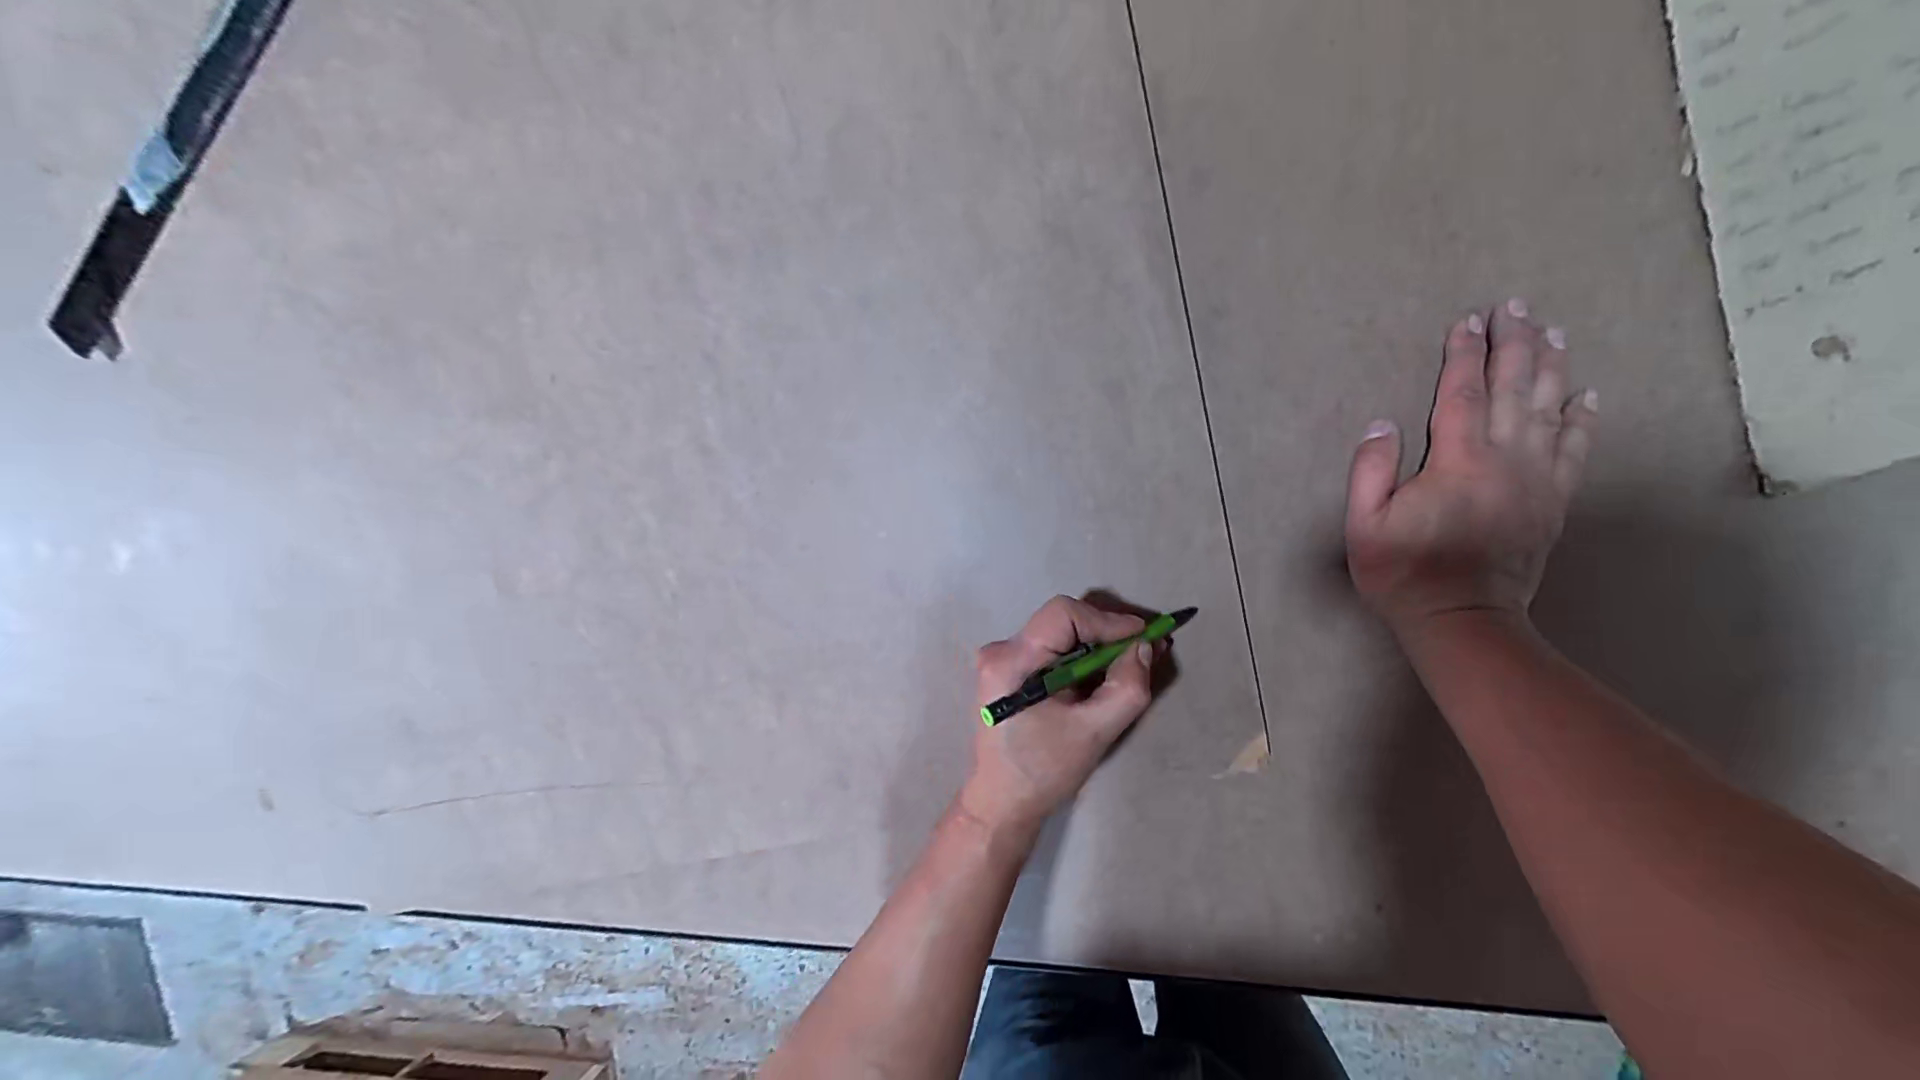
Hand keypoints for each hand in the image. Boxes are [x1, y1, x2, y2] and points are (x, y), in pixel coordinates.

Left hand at [960, 596, 1159, 835]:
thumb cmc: (1044, 772)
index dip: (1107, 621)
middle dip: (1107, 631)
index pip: (1063, 614)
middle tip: (1145, 648)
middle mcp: (1000, 650)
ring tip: (1130, 662)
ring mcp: (1002, 659)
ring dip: (1097, 644)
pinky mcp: (1010, 670)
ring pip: (1060, 632)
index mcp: (1011, 662)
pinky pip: (1053, 647)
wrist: (1003, 801)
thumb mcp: (1095, 733)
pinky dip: (1082, 655)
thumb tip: (1145, 647)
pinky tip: (1105, 673)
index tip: (1143, 638)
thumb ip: (1126, 687)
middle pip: (1063, 620)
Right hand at [1344, 299, 1598, 634]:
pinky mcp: (1553, 500)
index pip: (1460, 394)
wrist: (1463, 618)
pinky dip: (1582, 417)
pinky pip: (1575, 448)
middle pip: (1512, 389)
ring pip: (1549, 408)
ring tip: (1550, 331)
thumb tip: (1382, 424)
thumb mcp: (1363, 526)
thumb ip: (1370, 472)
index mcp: (1456, 462)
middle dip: (1513, 343)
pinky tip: (1586, 394)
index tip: (1466, 321)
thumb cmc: (1403, 573)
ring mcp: (1536, 479)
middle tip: (1515, 306)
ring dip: (1549, 366)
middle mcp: (1505, 460)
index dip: (1463, 354)